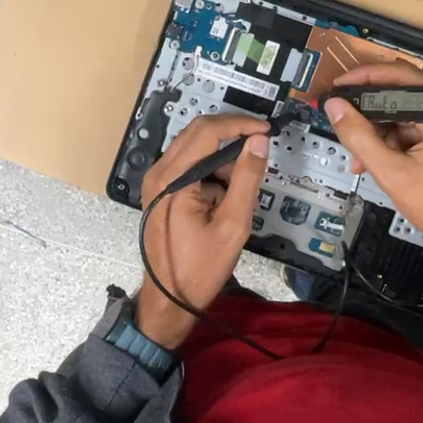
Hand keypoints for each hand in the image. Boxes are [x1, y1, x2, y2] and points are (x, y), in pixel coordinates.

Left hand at [137, 114, 270, 348]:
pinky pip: (187, 165)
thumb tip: (258, 142)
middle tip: (260, 149)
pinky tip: (225, 195)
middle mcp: (158, 172)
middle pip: (197, 132)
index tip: (266, 130)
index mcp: (172, 178)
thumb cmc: (200, 268)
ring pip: (193, 147)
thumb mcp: (233, 224)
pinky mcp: (159, 190)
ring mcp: (155, 180)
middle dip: (232, 135)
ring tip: (241, 187)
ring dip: (221, 156)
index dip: (240, 124)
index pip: (207, 131)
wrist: (169, 298)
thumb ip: (246, 179)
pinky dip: (209, 170)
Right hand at [325, 64, 422, 251]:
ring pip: (403, 114)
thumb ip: (358, 136)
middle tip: (342, 120)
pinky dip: (391, 142)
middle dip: (369, 113)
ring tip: (358, 156)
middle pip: (402, 97)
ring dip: (377, 132)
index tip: (340, 87)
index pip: (404, 79)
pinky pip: (412, 129)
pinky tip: (374, 159)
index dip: (366, 80)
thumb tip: (334, 107)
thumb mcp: (390, 171)